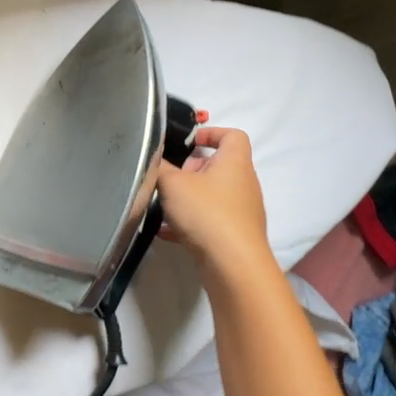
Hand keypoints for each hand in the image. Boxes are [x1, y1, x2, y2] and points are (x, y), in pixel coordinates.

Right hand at [155, 126, 271, 267]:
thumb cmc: (206, 212)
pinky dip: (189, 219)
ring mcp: (240, 208)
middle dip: (188, 169)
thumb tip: (153, 158)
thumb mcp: (172, 184)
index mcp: (234, 163)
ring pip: (210, 192)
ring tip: (163, 205)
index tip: (186, 142)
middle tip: (167, 178)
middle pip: (216, 165)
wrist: (232, 263)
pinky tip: (167, 230)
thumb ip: (159, 167)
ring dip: (186, 195)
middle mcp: (243, 182)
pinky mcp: (234, 231)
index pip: (232, 135)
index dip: (210, 133)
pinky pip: (209, 216)